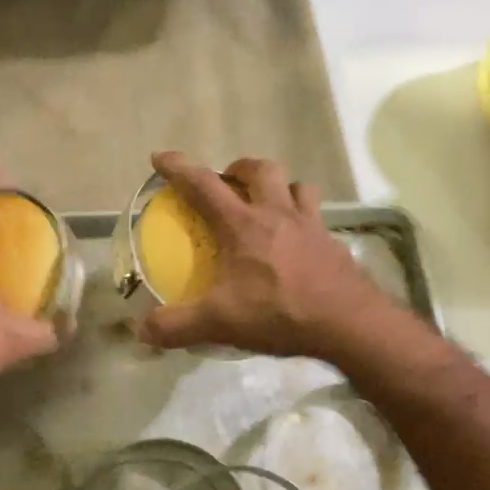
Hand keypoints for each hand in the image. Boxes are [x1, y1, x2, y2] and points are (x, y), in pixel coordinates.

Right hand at [137, 153, 398, 359]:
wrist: (347, 322)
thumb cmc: (280, 313)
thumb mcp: (220, 322)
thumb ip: (176, 326)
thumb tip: (141, 331)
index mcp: (243, 225)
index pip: (204, 184)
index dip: (179, 167)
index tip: (161, 157)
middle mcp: (278, 214)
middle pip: (260, 169)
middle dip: (238, 169)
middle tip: (227, 184)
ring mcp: (311, 225)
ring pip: (296, 186)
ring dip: (279, 187)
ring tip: (267, 206)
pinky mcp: (333, 243)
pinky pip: (317, 217)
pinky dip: (304, 219)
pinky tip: (298, 242)